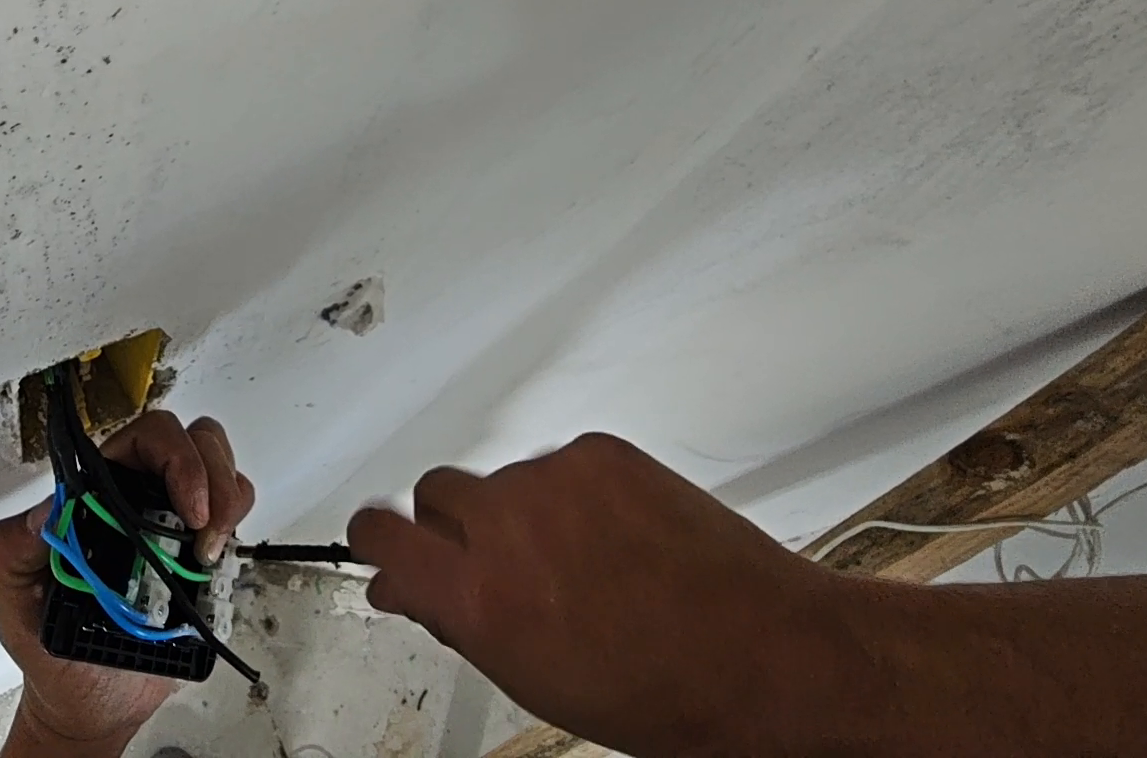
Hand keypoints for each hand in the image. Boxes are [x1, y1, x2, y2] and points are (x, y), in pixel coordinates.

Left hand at [0, 411, 255, 755]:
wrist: (88, 702)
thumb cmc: (47, 643)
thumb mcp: (14, 592)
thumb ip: (14, 545)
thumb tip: (49, 510)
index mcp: (99, 489)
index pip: (147, 437)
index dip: (176, 456)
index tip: (187, 507)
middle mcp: (142, 493)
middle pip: (193, 439)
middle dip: (211, 474)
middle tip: (204, 532)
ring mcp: (176, 518)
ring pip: (220, 464)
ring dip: (228, 498)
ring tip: (208, 551)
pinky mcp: (201, 549)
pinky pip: (233, 508)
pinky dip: (235, 523)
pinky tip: (213, 560)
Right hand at [347, 433, 836, 756]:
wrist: (775, 658)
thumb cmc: (662, 695)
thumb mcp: (530, 677)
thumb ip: (451, 619)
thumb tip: (401, 586)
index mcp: (477, 593)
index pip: (379, 532)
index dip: (371, 533)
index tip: (375, 535)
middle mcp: (503, 524)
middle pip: (433, 490)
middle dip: (451, 521)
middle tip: (496, 554)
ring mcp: (551, 479)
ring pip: (498, 476)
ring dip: (518, 509)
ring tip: (578, 553)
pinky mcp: (596, 451)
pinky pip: (554, 462)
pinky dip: (570, 492)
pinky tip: (611, 533)